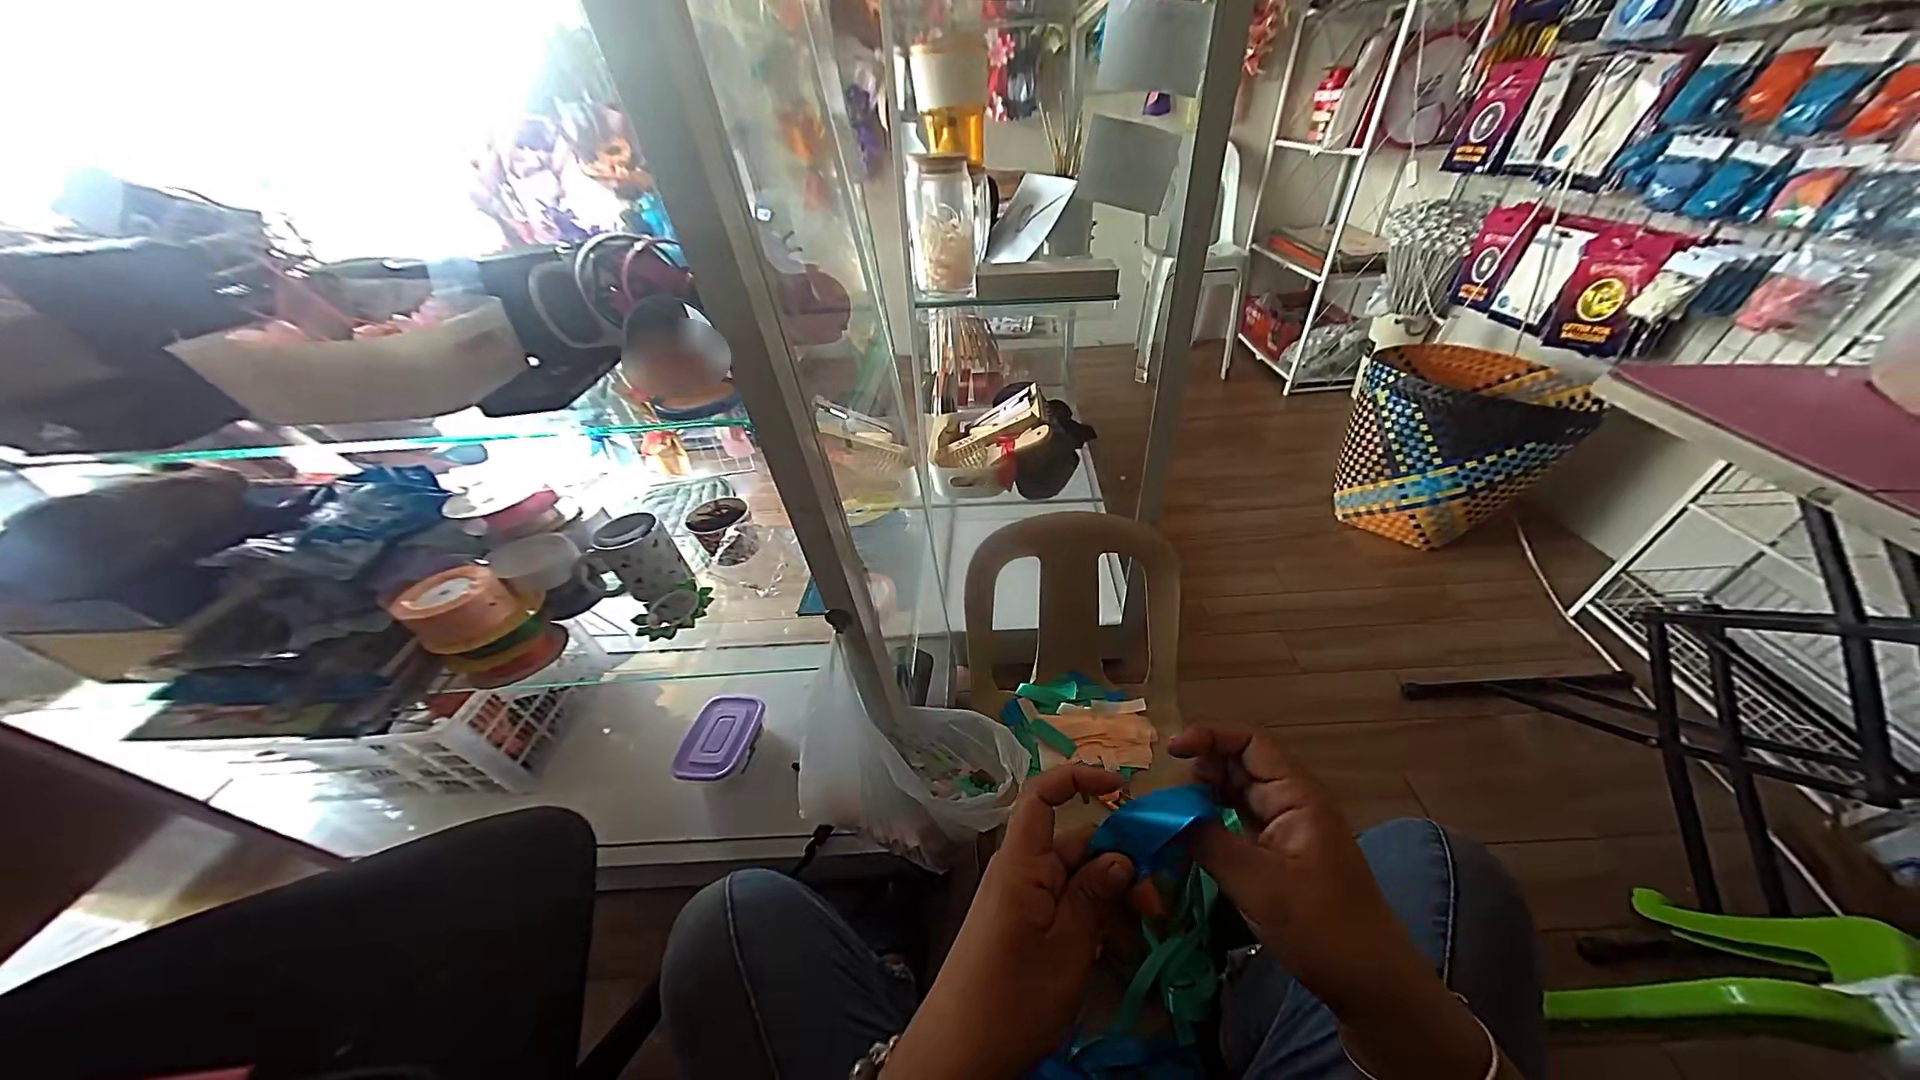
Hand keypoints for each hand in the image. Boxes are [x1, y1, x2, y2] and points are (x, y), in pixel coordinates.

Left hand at [883, 765, 1135, 1079]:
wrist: (960, 1053)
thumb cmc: (1013, 996)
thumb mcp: (1068, 946)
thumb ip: (1095, 895)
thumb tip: (1121, 857)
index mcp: (1023, 860)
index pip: (1042, 795)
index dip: (1078, 778)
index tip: (1121, 787)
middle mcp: (1023, 870)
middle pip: (1076, 845)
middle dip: (1119, 865)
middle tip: (1156, 906)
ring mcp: (1025, 899)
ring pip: (1078, 880)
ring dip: (1113, 900)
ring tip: (1144, 936)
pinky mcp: (1028, 925)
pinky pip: (1067, 906)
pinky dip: (1096, 921)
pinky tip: (1121, 950)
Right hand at [1167, 726, 1414, 1008]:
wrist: (1373, 987)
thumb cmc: (1322, 928)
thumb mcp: (1258, 884)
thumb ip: (1207, 841)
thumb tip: (1164, 814)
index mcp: (1297, 795)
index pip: (1249, 742)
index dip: (1209, 736)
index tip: (1173, 751)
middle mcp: (1290, 800)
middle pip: (1238, 762)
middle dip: (1200, 770)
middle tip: (1172, 799)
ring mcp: (1284, 825)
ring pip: (1233, 790)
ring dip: (1202, 795)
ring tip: (1176, 816)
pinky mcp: (1276, 849)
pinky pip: (1236, 817)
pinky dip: (1210, 819)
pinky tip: (1190, 833)